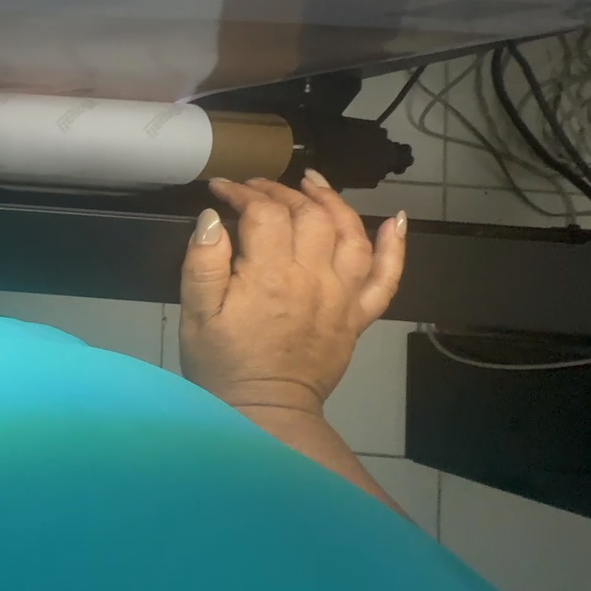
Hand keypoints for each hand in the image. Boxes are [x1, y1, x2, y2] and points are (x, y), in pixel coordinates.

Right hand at [179, 172, 405, 415]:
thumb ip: (202, 262)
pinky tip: (394, 220)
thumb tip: (211, 217)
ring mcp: (343, 296)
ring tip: (312, 182)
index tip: (219, 188)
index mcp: (269, 276)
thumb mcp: (195, 311)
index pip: (264, 214)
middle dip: (280, 192)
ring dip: (333, 202)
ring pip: (350, 234)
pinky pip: (388, 275)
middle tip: (254, 186)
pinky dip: (395, 244)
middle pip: (309, 216)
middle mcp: (314, 278)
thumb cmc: (221, 358)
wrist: (265, 407)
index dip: (242, 193)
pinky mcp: (358, 314)